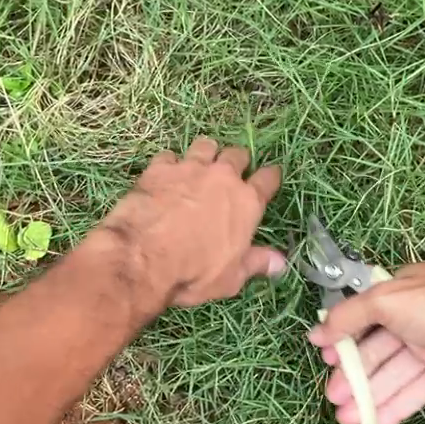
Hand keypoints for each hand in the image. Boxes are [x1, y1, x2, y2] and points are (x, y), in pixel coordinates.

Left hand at [92, 136, 285, 313]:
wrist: (144, 257)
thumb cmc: (195, 272)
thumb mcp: (231, 278)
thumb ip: (256, 264)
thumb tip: (280, 263)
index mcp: (247, 202)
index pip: (268, 180)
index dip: (270, 178)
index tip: (270, 178)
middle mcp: (223, 177)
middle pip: (238, 155)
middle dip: (238, 161)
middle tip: (232, 172)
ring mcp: (190, 168)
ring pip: (205, 146)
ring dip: (206, 152)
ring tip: (201, 163)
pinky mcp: (160, 168)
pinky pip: (169, 156)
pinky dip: (170, 163)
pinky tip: (166, 173)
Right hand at [306, 264, 424, 423]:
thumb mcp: (387, 300)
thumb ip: (349, 315)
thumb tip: (318, 331)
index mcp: (406, 288)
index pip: (366, 313)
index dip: (344, 335)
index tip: (324, 356)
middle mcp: (419, 315)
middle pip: (378, 347)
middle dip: (354, 373)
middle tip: (332, 396)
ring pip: (395, 372)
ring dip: (370, 395)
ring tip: (346, 418)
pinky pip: (415, 389)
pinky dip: (394, 405)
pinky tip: (373, 423)